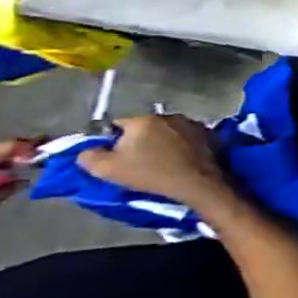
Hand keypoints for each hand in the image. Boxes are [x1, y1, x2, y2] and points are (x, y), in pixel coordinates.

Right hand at [78, 116, 230, 205]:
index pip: (118, 125)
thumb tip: (88, 150)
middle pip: (145, 127)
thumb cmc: (150, 173)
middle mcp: (170, 115)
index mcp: (144, 120)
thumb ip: (89, 156)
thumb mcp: (107, 169)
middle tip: (138, 160)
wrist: (197, 181)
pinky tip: (180, 159)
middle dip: (138, 140)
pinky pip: (187, 137)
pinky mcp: (209, 133)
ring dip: (162, 142)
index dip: (112, 140)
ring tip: (161, 161)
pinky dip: (181, 145)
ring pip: (167, 131)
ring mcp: (193, 123)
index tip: (115, 156)